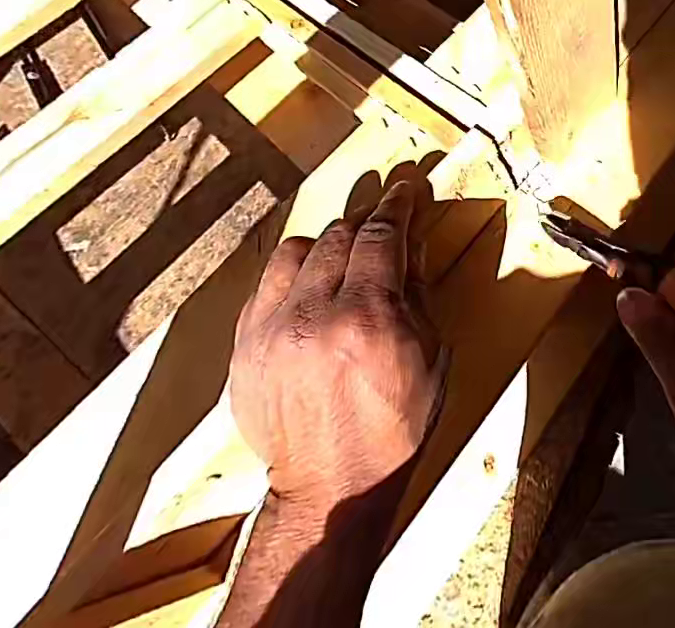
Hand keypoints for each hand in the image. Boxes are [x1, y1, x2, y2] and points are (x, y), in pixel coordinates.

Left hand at [229, 167, 445, 518]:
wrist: (332, 483)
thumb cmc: (393, 427)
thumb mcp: (430, 357)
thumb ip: (419, 294)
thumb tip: (411, 248)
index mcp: (367, 318)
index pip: (380, 236)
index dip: (396, 206)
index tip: (403, 191)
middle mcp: (313, 316)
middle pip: (338, 235)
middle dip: (365, 221)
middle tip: (380, 223)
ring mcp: (271, 331)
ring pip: (296, 250)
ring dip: (326, 243)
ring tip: (343, 256)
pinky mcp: (244, 347)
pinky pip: (265, 283)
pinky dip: (293, 273)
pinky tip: (310, 286)